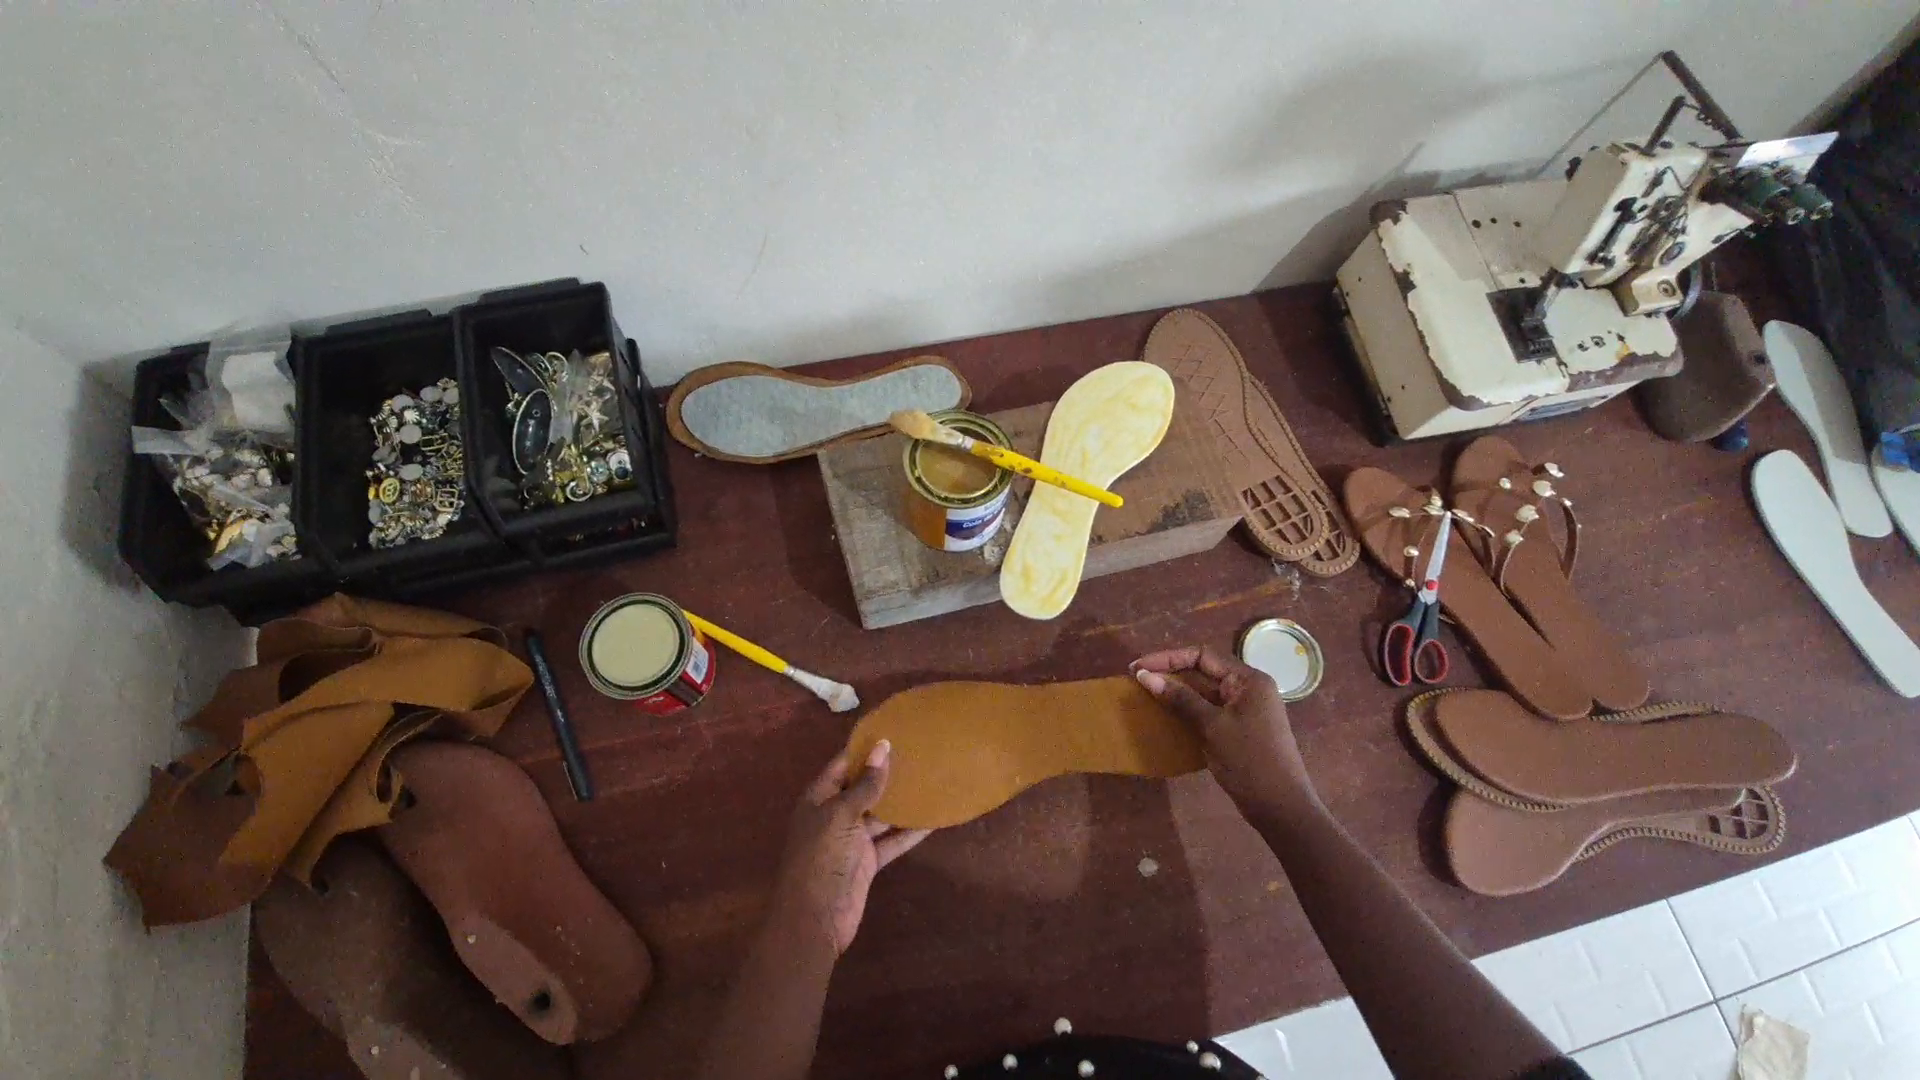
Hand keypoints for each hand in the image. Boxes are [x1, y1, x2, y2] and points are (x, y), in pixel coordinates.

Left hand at [770, 740, 931, 954]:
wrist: (814, 920)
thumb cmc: (821, 859)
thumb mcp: (841, 816)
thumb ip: (865, 785)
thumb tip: (884, 747)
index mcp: (820, 798)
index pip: (844, 764)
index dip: (866, 748)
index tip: (894, 729)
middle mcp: (835, 814)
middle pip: (863, 787)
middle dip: (887, 772)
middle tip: (919, 751)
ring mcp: (852, 839)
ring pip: (880, 813)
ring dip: (901, 800)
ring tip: (930, 778)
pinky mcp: (867, 861)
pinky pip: (891, 840)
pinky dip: (910, 831)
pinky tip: (933, 819)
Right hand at [1132, 645, 1319, 818]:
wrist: (1280, 807)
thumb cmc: (1249, 760)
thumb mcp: (1212, 727)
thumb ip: (1180, 699)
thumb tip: (1145, 676)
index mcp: (1248, 680)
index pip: (1202, 656)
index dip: (1168, 658)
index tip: (1138, 668)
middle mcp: (1247, 689)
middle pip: (1202, 671)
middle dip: (1169, 673)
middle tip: (1136, 680)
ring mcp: (1243, 710)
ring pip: (1203, 692)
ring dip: (1175, 692)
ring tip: (1145, 694)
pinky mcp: (1237, 729)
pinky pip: (1207, 710)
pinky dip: (1186, 710)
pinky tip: (1165, 715)